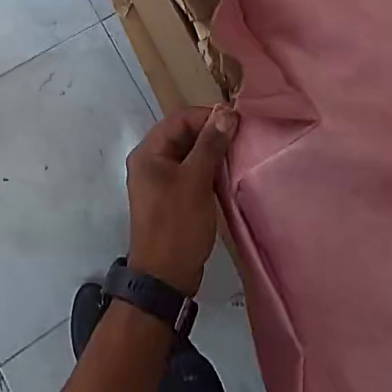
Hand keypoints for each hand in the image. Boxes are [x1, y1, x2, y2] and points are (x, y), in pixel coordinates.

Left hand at [124, 106, 235, 294]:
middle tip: (243, 136)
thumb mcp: (196, 181)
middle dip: (213, 131)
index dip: (208, 115)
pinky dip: (210, 166)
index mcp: (149, 153)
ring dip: (213, 149)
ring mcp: (162, 179)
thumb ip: (210, 145)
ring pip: (191, 151)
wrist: (165, 277)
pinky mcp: (174, 194)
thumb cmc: (177, 226)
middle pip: (184, 133)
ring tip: (240, 152)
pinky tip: (229, 171)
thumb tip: (227, 113)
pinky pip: (193, 169)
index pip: (180, 119)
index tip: (238, 122)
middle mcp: (152, 161)